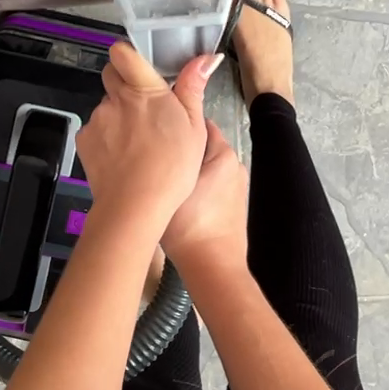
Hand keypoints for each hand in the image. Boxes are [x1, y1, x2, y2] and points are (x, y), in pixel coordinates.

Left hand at [74, 44, 219, 236]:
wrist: (135, 206)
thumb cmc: (171, 168)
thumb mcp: (194, 127)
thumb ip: (193, 87)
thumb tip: (205, 58)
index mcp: (144, 90)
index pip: (122, 53)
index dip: (127, 55)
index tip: (139, 66)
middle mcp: (116, 99)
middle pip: (111, 75)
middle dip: (124, 84)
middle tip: (144, 107)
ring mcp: (97, 119)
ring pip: (105, 105)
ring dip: (118, 115)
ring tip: (138, 142)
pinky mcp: (85, 139)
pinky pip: (95, 129)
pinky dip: (106, 138)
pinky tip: (122, 156)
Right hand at [162, 120, 247, 278]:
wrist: (212, 267)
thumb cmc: (189, 222)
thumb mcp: (174, 182)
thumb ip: (169, 155)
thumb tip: (158, 136)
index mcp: (223, 154)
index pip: (198, 124)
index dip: (176, 122)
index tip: (155, 128)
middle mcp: (234, 165)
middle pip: (201, 145)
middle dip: (181, 147)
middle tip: (153, 152)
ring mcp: (235, 187)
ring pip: (204, 166)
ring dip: (187, 167)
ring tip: (161, 175)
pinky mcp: (232, 205)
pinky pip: (210, 184)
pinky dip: (196, 185)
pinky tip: (176, 196)